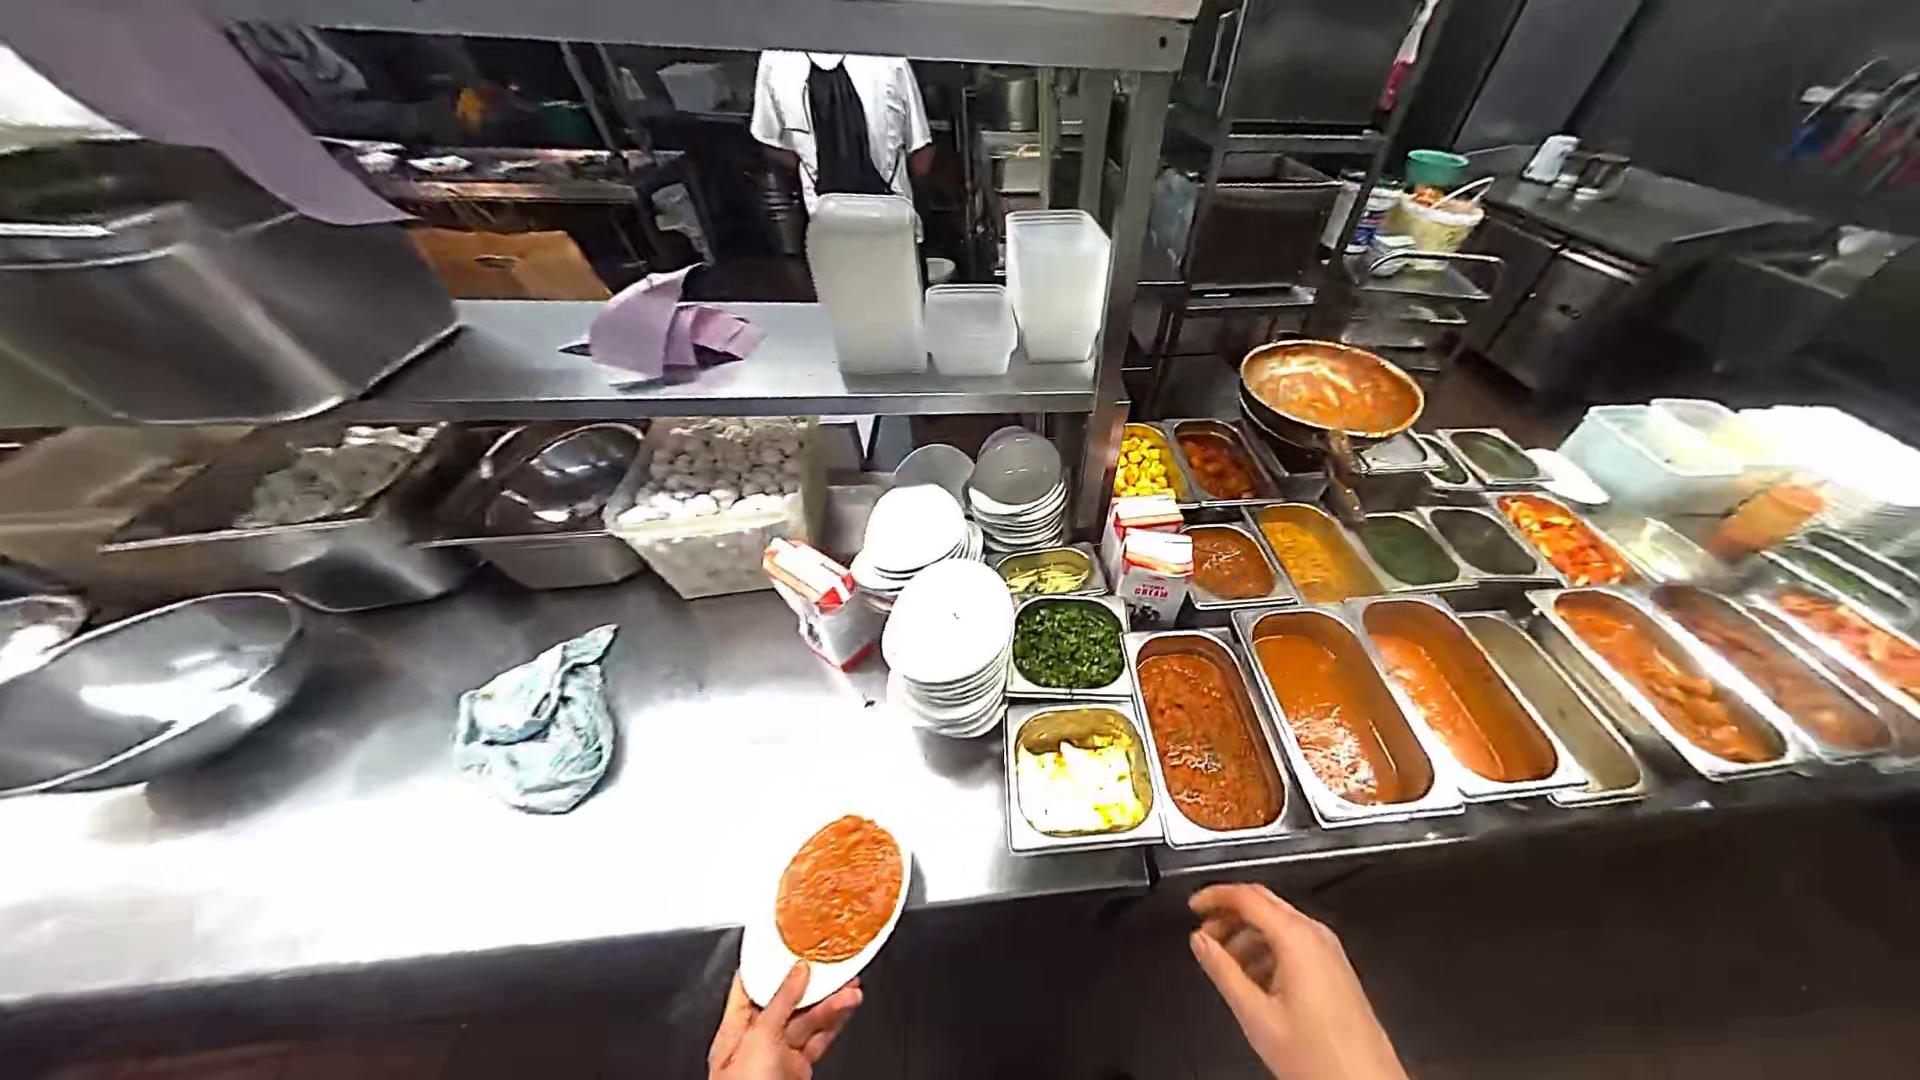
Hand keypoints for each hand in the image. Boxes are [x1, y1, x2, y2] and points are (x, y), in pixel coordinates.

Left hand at [708, 963, 861, 1079]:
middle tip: (833, 962)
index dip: (769, 960)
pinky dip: (836, 1021)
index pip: (751, 982)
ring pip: (808, 1017)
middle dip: (812, 980)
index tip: (789, 939)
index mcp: (735, 1028)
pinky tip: (848, 1007)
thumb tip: (797, 969)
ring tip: (852, 988)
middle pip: (786, 998)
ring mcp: (778, 1054)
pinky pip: (819, 1038)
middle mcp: (756, 1039)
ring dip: (832, 1000)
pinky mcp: (797, 1069)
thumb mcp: (759, 1038)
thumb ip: (781, 1001)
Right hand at [1188, 884, 1407, 1079]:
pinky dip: (1265, 947)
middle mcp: (1316, 937)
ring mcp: (1329, 953)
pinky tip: (1252, 977)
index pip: (1245, 896)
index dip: (1214, 896)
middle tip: (1203, 930)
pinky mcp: (1335, 971)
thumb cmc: (1324, 1064)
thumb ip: (1222, 971)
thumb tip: (1200, 942)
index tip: (1194, 906)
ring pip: (1277, 922)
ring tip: (1223, 959)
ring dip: (1245, 932)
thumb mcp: (1257, 1016)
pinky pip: (1292, 942)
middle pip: (1261, 903)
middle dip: (1228, 913)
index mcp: (1297, 938)